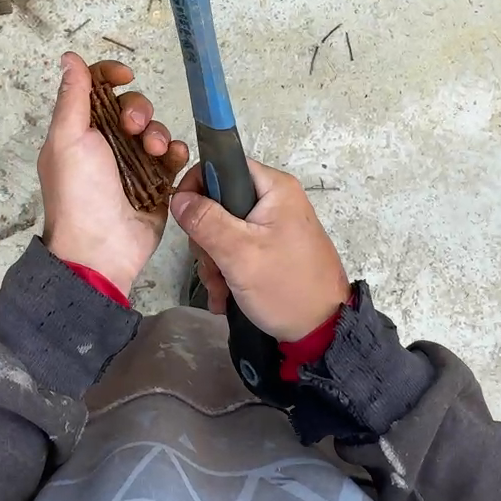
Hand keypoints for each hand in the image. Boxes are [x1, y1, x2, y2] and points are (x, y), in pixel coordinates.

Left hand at [39, 53, 189, 296]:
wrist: (100, 250)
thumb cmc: (78, 192)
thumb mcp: (67, 139)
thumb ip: (73, 96)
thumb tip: (69, 57)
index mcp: (80, 130)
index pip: (98, 88)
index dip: (111, 76)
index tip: (124, 77)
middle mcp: (106, 143)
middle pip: (132, 106)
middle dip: (138, 110)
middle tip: (133, 130)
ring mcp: (133, 164)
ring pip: (154, 129)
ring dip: (157, 133)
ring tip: (153, 152)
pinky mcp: (157, 183)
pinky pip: (172, 157)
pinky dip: (176, 154)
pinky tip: (173, 160)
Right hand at [169, 158, 348, 341]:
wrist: (324, 334)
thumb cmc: (286, 286)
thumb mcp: (239, 253)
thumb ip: (205, 221)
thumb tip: (177, 197)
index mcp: (274, 187)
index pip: (224, 165)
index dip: (198, 185)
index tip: (184, 216)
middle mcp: (275, 199)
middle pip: (221, 201)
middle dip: (206, 237)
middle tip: (210, 264)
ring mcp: (275, 225)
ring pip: (225, 228)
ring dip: (214, 259)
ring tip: (219, 288)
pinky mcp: (273, 248)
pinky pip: (238, 247)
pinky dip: (227, 269)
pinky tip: (225, 294)